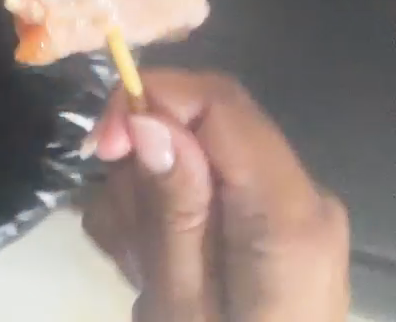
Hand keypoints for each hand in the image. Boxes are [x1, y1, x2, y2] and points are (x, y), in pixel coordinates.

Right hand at [82, 70, 350, 321]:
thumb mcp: (182, 300)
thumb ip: (174, 207)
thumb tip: (149, 121)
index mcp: (289, 215)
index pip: (218, 101)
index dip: (146, 100)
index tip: (102, 146)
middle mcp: (298, 199)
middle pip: (193, 123)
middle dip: (135, 156)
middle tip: (118, 217)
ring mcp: (280, 211)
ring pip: (177, 153)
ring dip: (135, 191)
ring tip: (137, 255)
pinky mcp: (259, 222)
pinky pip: (187, 181)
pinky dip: (148, 209)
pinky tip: (150, 258)